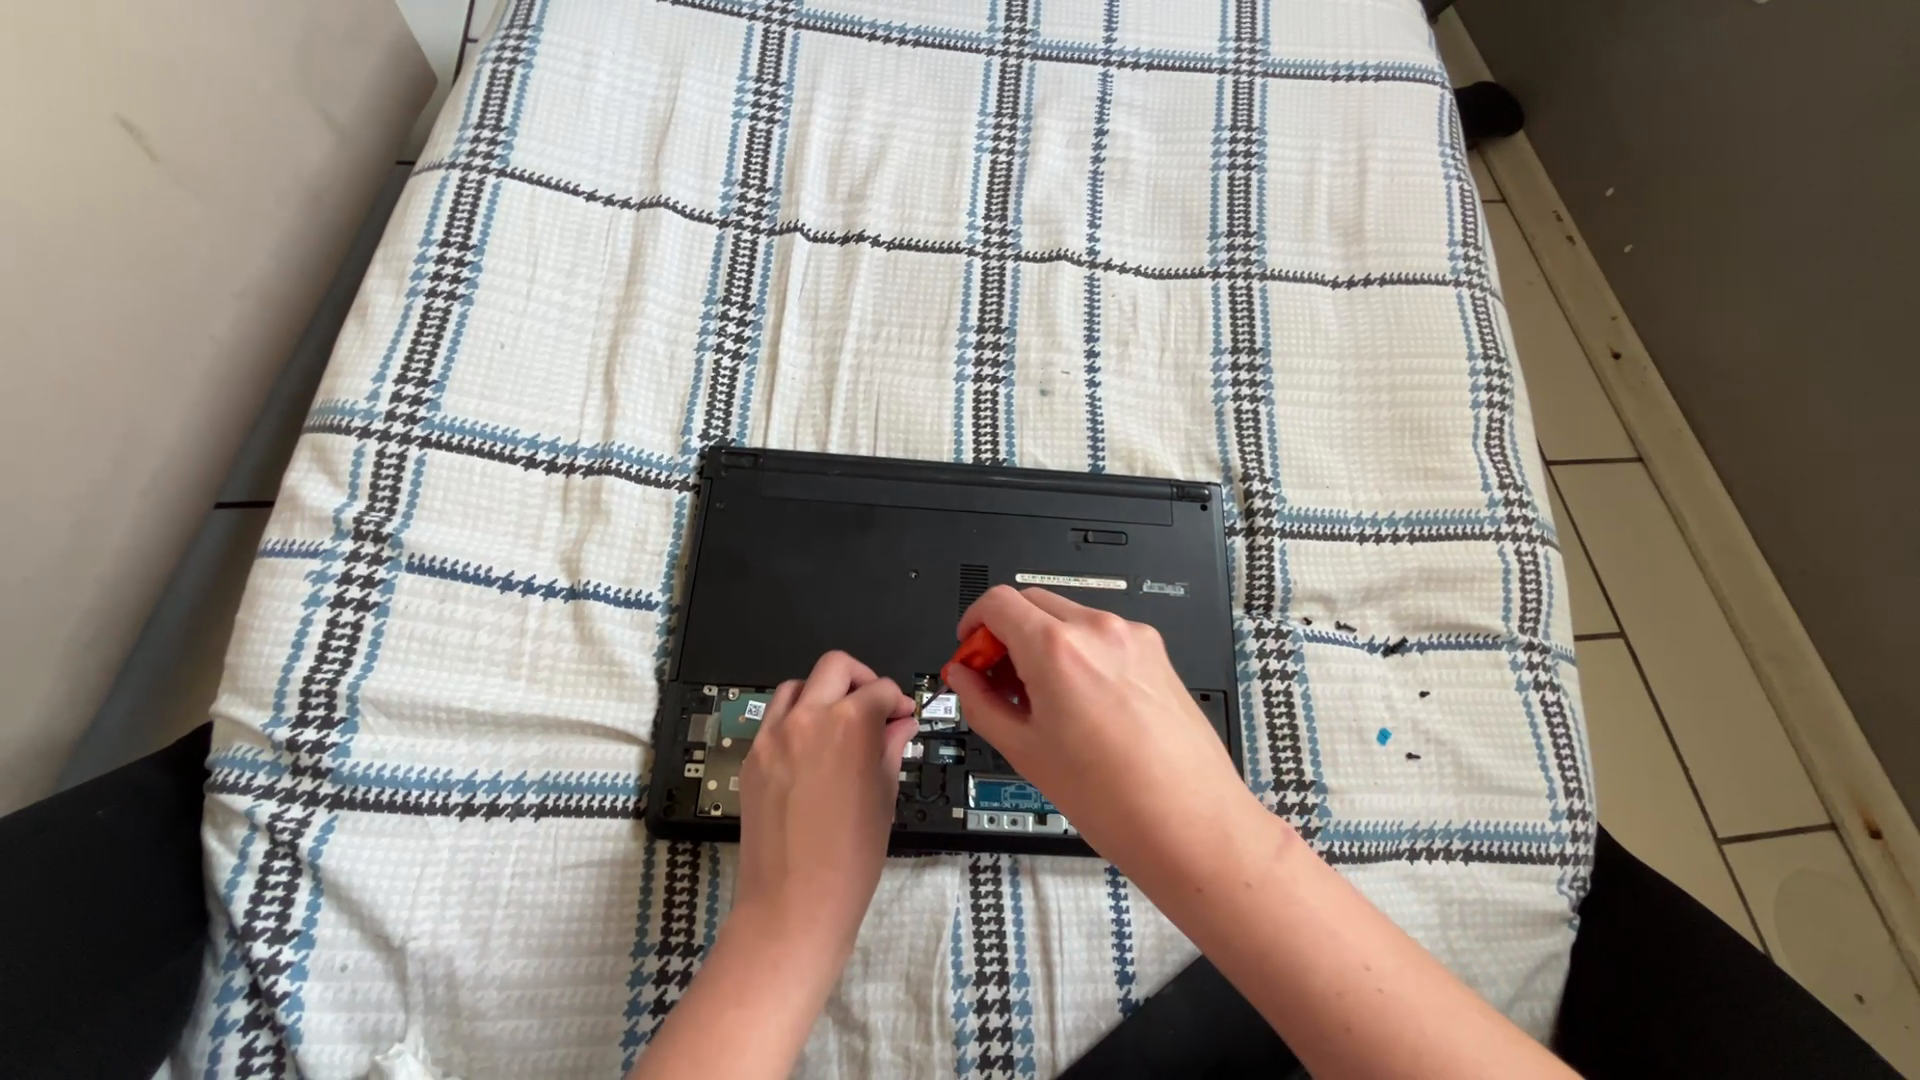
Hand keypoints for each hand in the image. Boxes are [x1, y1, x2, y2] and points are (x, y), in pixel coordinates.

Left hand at [733, 650, 916, 965]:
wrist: (793, 903)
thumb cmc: (849, 859)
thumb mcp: (885, 797)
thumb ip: (891, 748)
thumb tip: (900, 725)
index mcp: (849, 725)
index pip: (880, 688)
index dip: (898, 700)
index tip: (902, 716)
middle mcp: (806, 719)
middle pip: (835, 666)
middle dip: (861, 679)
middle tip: (874, 706)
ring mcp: (772, 737)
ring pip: (798, 686)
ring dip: (822, 694)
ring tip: (839, 724)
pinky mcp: (752, 758)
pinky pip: (774, 719)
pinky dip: (795, 720)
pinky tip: (811, 750)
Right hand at [944, 586, 1266, 893]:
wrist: (1192, 825)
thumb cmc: (1121, 800)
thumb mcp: (1026, 752)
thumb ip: (982, 704)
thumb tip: (964, 680)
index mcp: (1059, 649)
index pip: (997, 602)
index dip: (972, 625)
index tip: (970, 653)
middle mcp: (1099, 631)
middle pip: (1031, 601)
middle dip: (1004, 633)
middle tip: (993, 678)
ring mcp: (1134, 639)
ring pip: (1068, 617)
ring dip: (1041, 642)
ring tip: (1037, 699)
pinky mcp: (1156, 654)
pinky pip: (1102, 636)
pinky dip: (1077, 653)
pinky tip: (1074, 702)